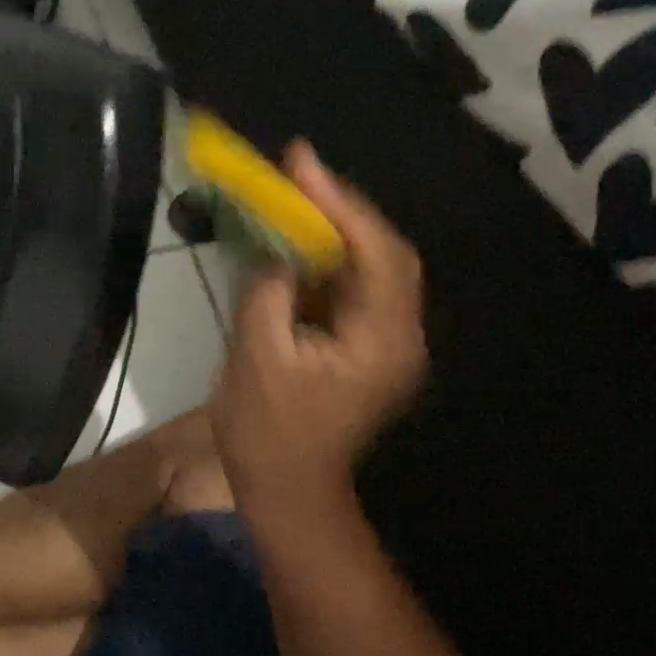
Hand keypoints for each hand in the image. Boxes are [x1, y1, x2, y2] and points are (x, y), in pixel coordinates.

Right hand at [210, 141, 426, 509]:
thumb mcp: (256, 357)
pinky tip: (295, 250)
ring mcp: (387, 346)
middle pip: (383, 255)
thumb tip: (273, 248)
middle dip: (340, 211)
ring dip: (333, 235)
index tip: (301, 163)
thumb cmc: (268, 431)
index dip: (339, 203)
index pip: (376, 252)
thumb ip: (267, 293)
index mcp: (382, 339)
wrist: (287, 492)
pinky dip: (326, 265)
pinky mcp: (366, 353)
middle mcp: (400, 336)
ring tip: (291, 200)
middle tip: (295, 175)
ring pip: (369, 271)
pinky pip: (352, 293)